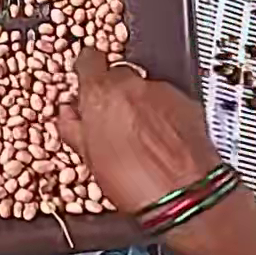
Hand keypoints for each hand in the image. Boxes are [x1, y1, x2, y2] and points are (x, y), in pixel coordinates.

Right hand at [55, 47, 220, 214]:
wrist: (185, 196)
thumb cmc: (133, 180)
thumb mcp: (86, 156)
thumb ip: (72, 125)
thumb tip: (68, 115)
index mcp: (99, 91)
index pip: (88, 58)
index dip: (86, 68)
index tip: (86, 79)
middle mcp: (131, 84)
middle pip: (117, 74)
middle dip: (113, 92)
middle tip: (111, 120)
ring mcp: (161, 92)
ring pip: (143, 89)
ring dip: (139, 104)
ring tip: (140, 136)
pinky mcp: (187, 103)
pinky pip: (167, 101)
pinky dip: (163, 113)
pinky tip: (160, 139)